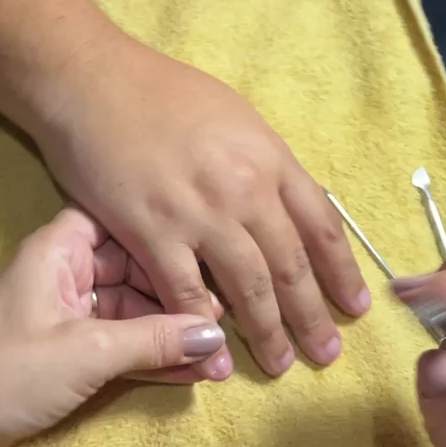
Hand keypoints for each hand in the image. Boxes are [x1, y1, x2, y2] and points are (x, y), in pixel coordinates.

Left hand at [0, 207, 225, 446]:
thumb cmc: (8, 374)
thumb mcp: (88, 352)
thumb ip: (155, 339)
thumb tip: (216, 335)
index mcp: (57, 250)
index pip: (120, 222)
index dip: (164, 236)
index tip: (210, 256)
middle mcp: (63, 272)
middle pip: (133, 271)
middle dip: (178, 302)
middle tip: (227, 327)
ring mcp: (65, 313)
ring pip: (130, 312)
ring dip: (170, 337)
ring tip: (219, 362)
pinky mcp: (66, 350)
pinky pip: (119, 342)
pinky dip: (149, 356)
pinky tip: (191, 373)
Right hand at [29, 42, 370, 378]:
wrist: (91, 81)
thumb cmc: (158, 91)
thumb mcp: (231, 116)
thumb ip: (259, 163)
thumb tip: (279, 202)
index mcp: (269, 157)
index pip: (321, 225)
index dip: (341, 272)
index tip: (354, 306)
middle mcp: (244, 189)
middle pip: (291, 265)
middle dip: (313, 316)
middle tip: (327, 354)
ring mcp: (199, 213)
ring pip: (248, 286)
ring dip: (267, 332)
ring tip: (282, 365)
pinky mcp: (151, 231)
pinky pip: (183, 290)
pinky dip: (200, 325)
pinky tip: (214, 355)